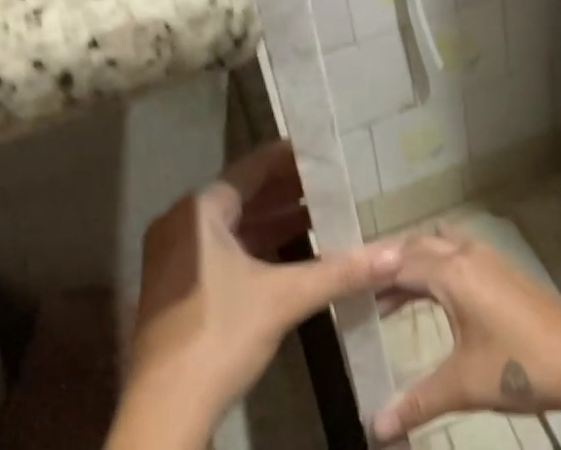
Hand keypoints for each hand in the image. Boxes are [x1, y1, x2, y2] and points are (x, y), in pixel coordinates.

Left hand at [122, 141, 402, 425]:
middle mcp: (182, 223)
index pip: (251, 168)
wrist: (164, 408)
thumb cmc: (219, 333)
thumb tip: (395, 253)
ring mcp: (175, 256)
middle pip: (242, 196)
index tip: (324, 152)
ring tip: (322, 214)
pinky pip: (222, 250)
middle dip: (287, 192)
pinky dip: (256, 248)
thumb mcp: (284, 298)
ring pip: (233, 227)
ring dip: (274, 222)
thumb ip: (339, 272)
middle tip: (332, 183)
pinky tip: (292, 255)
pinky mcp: (177, 286)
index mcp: (200, 210)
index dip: (289, 159)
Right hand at [372, 225, 560, 440]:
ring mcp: (491, 260)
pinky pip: (460, 256)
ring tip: (392, 296)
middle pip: (417, 246)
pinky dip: (439, 269)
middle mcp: (468, 255)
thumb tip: (374, 428)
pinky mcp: (506, 273)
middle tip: (360, 290)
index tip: (341, 282)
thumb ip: (415, 403)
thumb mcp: (461, 385)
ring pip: (441, 246)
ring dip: (416, 264)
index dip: (367, 272)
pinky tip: (436, 301)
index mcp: (452, 272)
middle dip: (389, 265)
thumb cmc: (518, 367)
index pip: (397, 263)